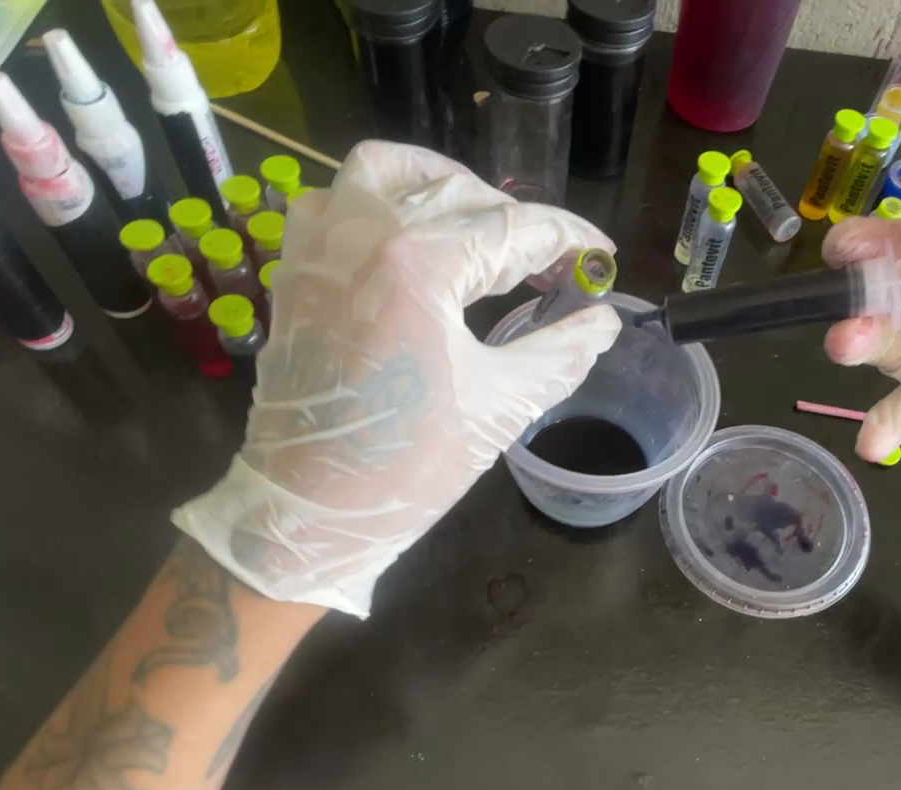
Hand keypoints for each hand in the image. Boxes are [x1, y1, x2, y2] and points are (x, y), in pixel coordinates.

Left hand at [173, 141, 621, 615]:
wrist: (310, 507)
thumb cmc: (409, 464)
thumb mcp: (501, 407)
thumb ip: (562, 352)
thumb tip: (604, 322)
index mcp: (419, 263)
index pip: (515, 229)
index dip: (570, 239)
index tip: (602, 255)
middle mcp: (365, 230)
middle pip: (463, 195)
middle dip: (521, 226)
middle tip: (556, 267)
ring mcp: (320, 241)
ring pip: (392, 172)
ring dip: (449, 189)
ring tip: (485, 230)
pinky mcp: (296, 265)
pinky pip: (339, 197)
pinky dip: (384, 201)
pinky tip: (413, 238)